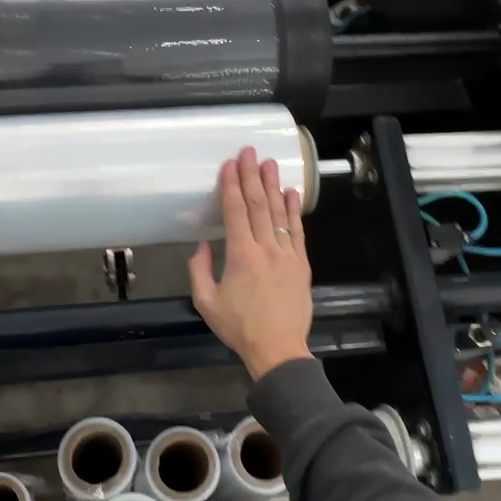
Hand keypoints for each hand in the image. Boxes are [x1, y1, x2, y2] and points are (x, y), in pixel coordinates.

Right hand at [188, 147, 313, 379]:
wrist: (277, 349)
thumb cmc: (239, 328)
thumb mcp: (206, 302)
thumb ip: (199, 270)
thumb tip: (202, 245)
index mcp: (240, 256)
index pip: (236, 212)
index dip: (232, 186)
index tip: (229, 165)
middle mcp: (265, 249)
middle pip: (258, 205)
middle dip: (252, 176)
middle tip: (250, 152)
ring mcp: (287, 255)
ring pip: (279, 214)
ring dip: (273, 186)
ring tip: (270, 163)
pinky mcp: (302, 265)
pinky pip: (297, 232)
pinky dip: (294, 211)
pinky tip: (291, 193)